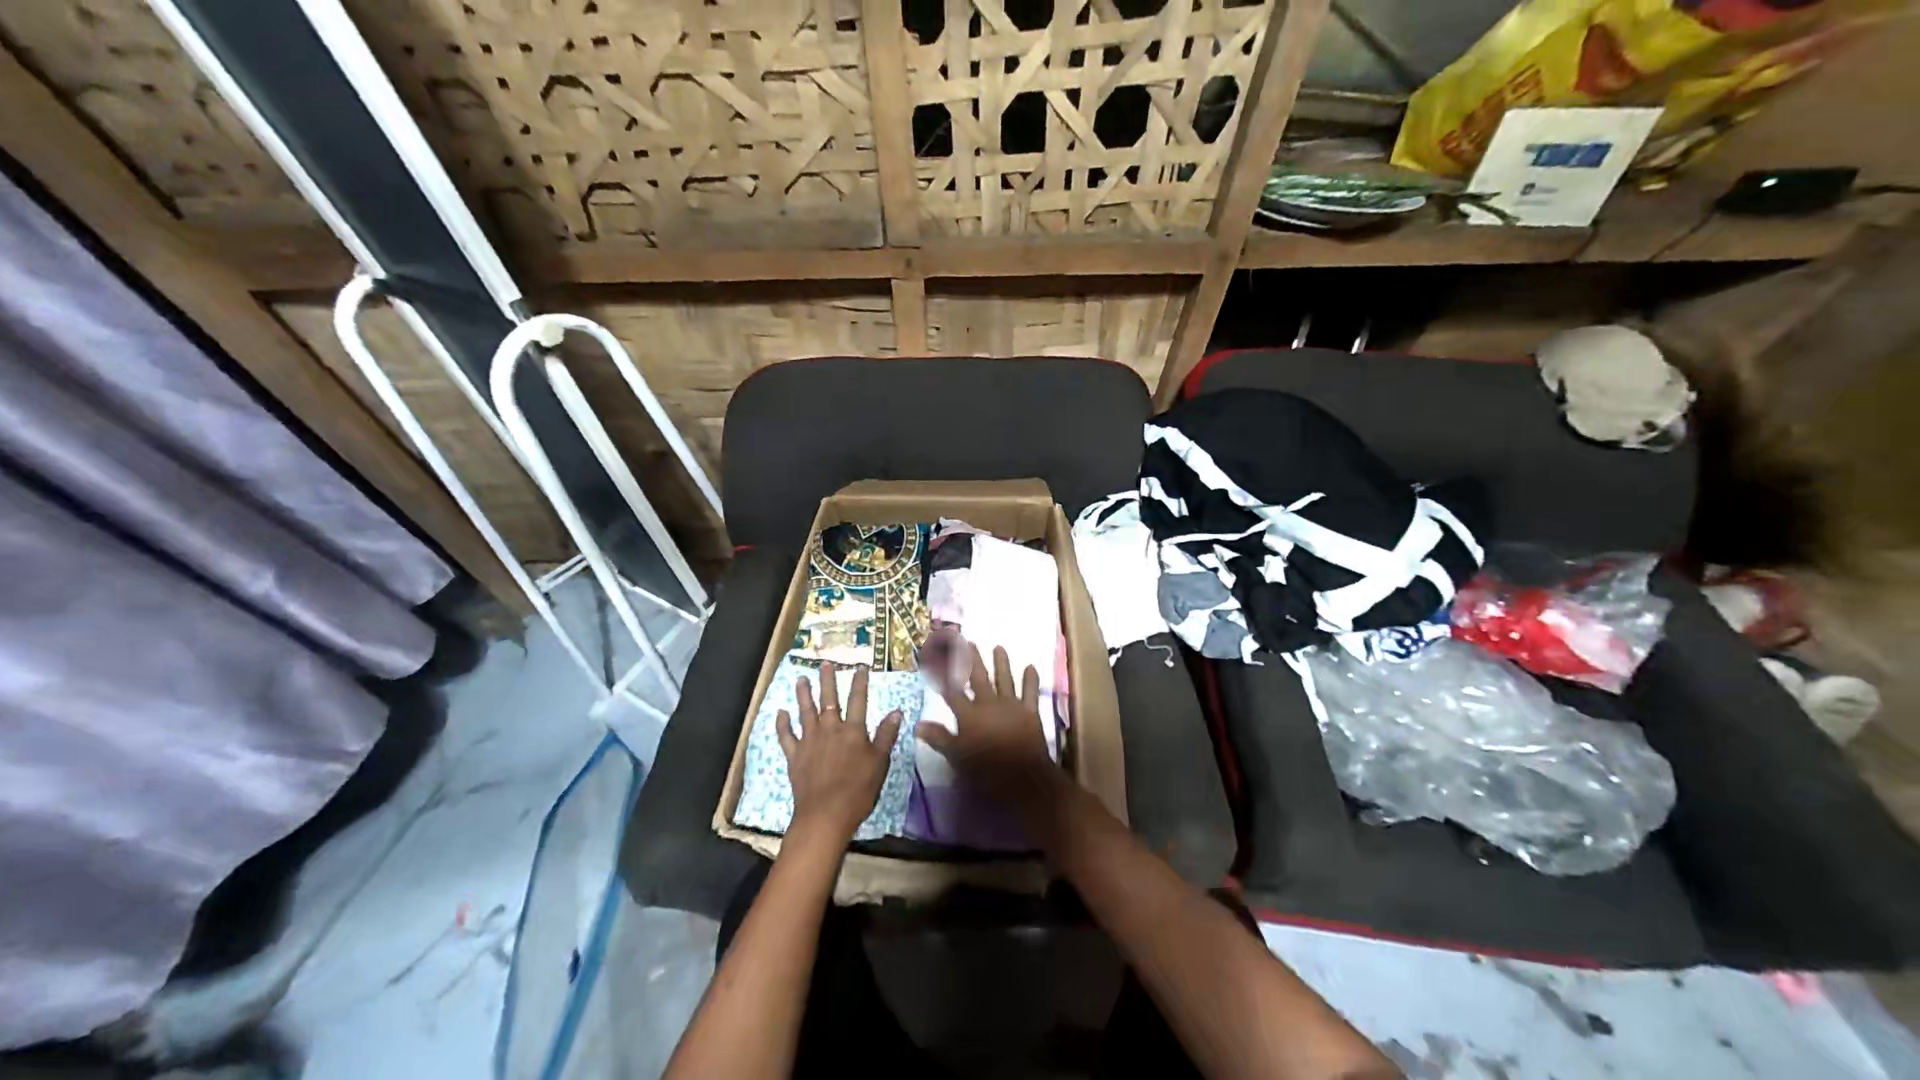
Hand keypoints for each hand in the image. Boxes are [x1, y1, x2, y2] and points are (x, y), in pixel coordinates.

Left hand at [778, 664, 902, 840]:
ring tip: (801, 678)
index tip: (860, 666)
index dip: (860, 682)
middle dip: (828, 680)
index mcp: (853, 731)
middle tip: (824, 663)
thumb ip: (886, 736)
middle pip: (828, 699)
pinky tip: (780, 712)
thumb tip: (896, 711)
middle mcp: (830, 729)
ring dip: (803, 694)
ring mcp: (809, 741)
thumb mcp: (880, 763)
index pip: (858, 700)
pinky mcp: (794, 756)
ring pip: (805, 711)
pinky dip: (782, 724)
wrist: (825, 814)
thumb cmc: (858, 790)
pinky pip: (786, 736)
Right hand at [918, 644, 1060, 810]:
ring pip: (1004, 679)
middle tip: (967, 641)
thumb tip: (917, 724)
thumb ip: (939, 738)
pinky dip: (1031, 679)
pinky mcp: (1029, 712)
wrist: (1022, 777)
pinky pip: (1030, 692)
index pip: (952, 690)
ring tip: (998, 647)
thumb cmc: (985, 770)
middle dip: (971, 659)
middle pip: (978, 678)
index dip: (944, 673)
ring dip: (1001, 662)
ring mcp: (1010, 706)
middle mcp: (988, 704)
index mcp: (969, 715)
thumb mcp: (956, 757)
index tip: (938, 656)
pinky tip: (1031, 666)